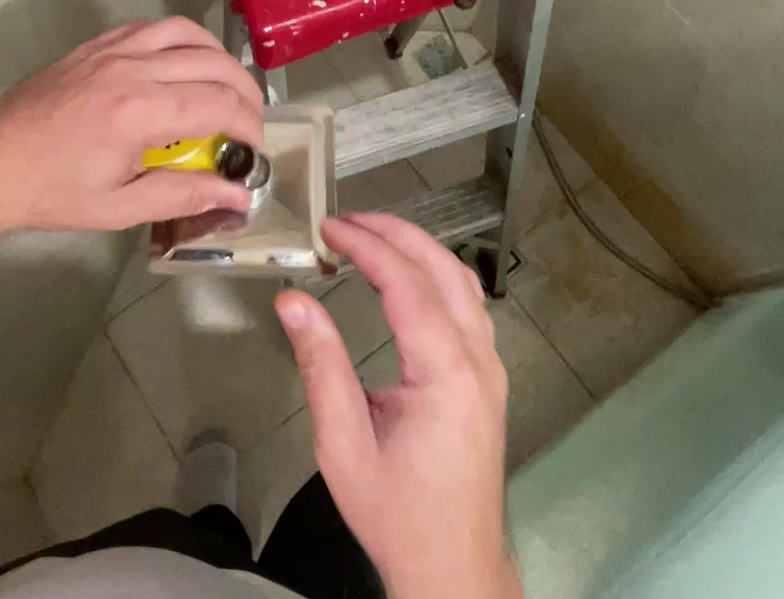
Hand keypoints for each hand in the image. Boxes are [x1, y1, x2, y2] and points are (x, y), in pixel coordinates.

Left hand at [0, 16, 265, 236]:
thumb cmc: (51, 194)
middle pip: (212, 63)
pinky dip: (181, 40)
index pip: (218, 104)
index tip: (253, 149)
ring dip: (218, 58)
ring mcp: (109, 50)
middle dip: (245, 91)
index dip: (249, 125)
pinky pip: (151, 27)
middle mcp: (129, 68)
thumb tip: (237, 195)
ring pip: (186, 33)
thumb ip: (183, 195)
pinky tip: (183, 64)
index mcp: (137, 111)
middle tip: (250, 121)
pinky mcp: (93, 45)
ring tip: (227, 86)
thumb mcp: (119, 208)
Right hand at [276, 214, 521, 598]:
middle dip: (395, 233)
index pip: (405, 283)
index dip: (366, 245)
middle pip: (442, 268)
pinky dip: (434, 274)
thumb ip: (320, 364)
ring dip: (418, 249)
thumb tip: (292, 300)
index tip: (328, 227)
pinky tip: (407, 276)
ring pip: (462, 282)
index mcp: (446, 372)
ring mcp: (491, 365)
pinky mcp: (488, 376)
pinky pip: (467, 305)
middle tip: (346, 220)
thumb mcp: (343, 443)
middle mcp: (479, 358)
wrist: (452, 563)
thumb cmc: (395, 509)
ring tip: (372, 235)